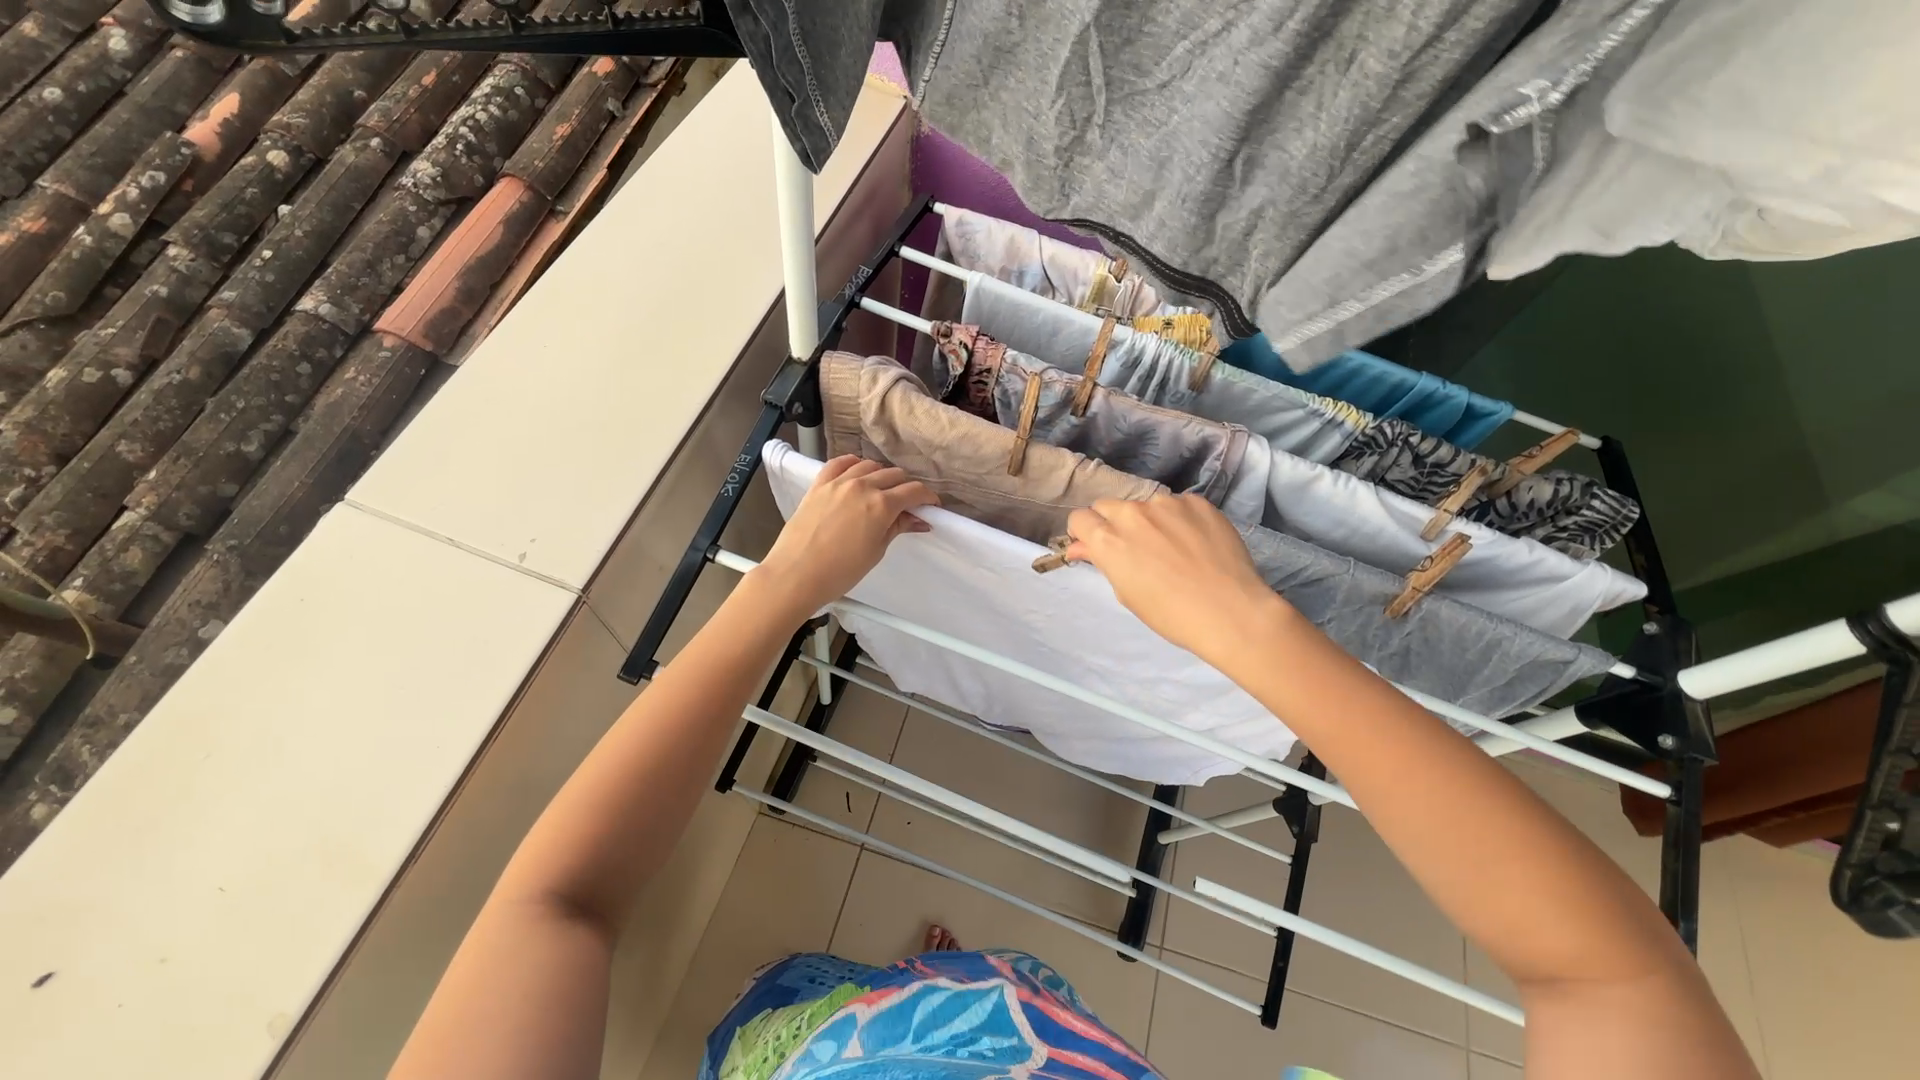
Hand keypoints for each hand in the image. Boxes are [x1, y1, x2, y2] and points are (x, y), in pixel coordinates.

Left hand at [750, 456, 938, 618]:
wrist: (796, 574)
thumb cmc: (839, 571)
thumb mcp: (876, 551)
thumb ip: (897, 528)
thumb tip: (919, 520)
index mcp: (882, 505)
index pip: (914, 491)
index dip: (927, 498)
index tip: (931, 506)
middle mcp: (862, 487)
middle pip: (894, 475)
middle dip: (906, 487)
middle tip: (908, 504)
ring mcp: (838, 483)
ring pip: (870, 466)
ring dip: (882, 475)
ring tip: (882, 490)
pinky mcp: (819, 485)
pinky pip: (839, 463)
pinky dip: (853, 464)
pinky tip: (857, 472)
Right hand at [1065, 495, 1293, 662]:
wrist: (1230, 611)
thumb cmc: (1171, 615)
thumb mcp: (1127, 594)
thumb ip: (1102, 561)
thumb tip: (1082, 547)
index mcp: (1108, 540)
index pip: (1080, 519)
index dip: (1085, 533)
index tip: (1096, 546)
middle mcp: (1133, 513)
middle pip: (1108, 506)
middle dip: (1112, 523)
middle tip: (1132, 548)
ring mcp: (1167, 503)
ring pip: (1146, 505)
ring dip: (1149, 520)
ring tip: (1172, 548)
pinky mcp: (1197, 502)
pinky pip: (1178, 505)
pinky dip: (1180, 519)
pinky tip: (1196, 543)